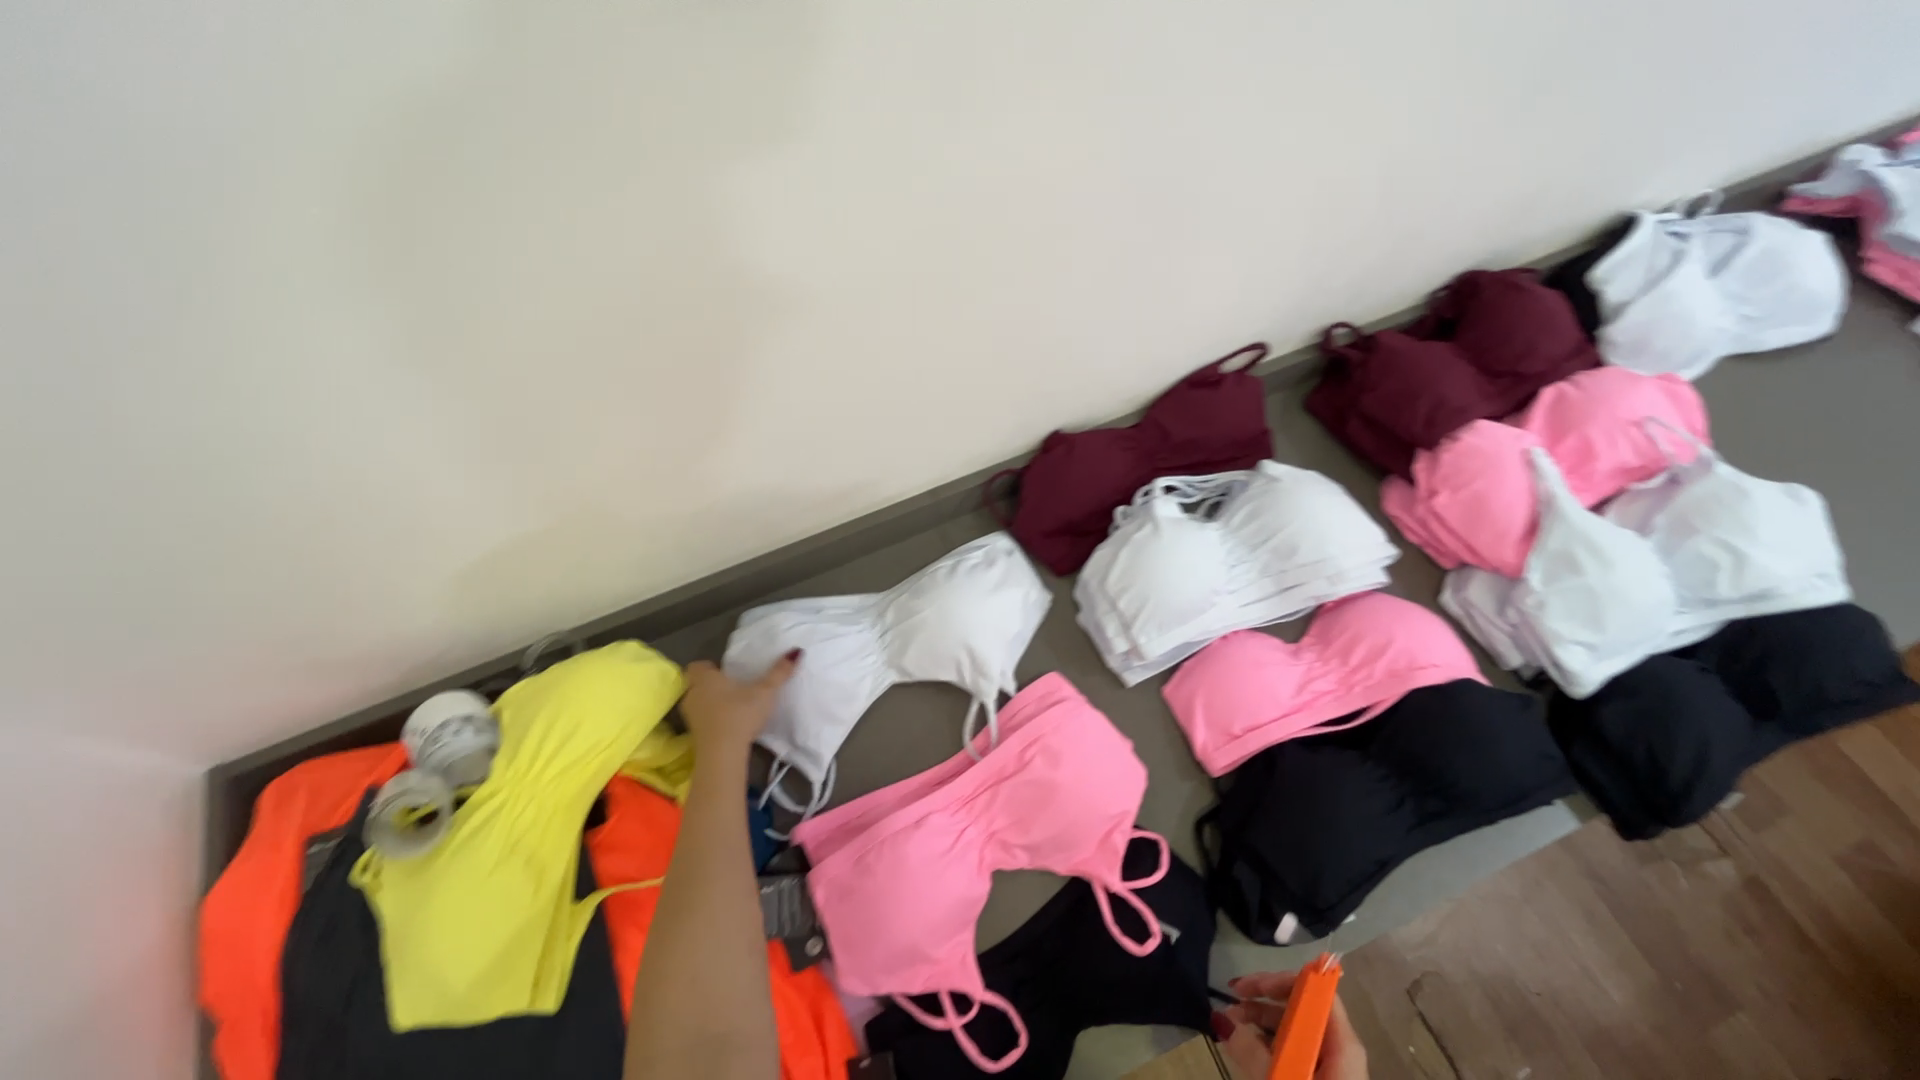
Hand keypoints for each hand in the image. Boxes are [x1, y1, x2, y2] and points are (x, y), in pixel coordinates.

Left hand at [676, 651, 797, 756]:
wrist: (722, 753)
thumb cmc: (740, 714)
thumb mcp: (765, 692)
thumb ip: (779, 673)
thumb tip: (795, 651)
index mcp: (705, 678)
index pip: (698, 666)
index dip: (711, 667)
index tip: (727, 673)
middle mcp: (693, 693)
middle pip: (698, 684)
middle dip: (712, 685)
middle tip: (733, 689)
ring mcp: (690, 716)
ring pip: (699, 703)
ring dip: (711, 704)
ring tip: (732, 708)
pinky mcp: (693, 734)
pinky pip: (701, 720)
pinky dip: (712, 721)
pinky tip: (728, 726)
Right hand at [1214, 971, 1368, 1079]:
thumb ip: (1252, 1053)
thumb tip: (1224, 1021)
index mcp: (1343, 1047)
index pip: (1318, 993)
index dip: (1280, 981)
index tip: (1243, 987)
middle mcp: (1339, 1053)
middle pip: (1303, 1008)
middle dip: (1262, 1001)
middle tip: (1228, 1005)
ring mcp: (1328, 1071)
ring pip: (1294, 1031)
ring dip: (1259, 1022)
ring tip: (1229, 1029)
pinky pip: (1292, 1054)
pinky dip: (1266, 1045)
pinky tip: (1245, 1052)